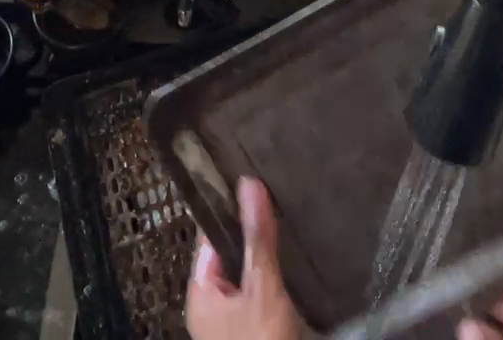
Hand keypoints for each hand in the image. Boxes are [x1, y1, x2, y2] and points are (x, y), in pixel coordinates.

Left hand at [187, 177, 305, 339]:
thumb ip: (257, 238)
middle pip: (234, 254)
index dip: (231, 208)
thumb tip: (248, 182)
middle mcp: (214, 306)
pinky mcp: (260, 331)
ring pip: (253, 274)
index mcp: (201, 293)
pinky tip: (301, 260)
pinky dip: (281, 277)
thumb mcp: (262, 289)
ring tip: (295, 219)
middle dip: (257, 231)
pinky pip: (268, 293)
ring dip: (271, 254)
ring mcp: (236, 322)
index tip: (255, 178)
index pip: (212, 235)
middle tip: (283, 196)